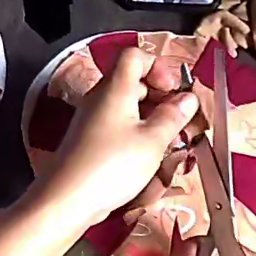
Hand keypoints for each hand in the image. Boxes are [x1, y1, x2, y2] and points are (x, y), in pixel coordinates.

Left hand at [35, 47, 197, 226]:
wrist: (67, 199)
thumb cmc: (110, 166)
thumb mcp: (153, 141)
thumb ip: (173, 116)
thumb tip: (188, 99)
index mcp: (115, 88)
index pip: (134, 56)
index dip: (158, 66)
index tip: (174, 90)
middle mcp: (100, 98)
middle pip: (133, 80)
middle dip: (160, 95)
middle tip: (179, 118)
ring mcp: (92, 118)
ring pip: (127, 105)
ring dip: (151, 116)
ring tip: (169, 139)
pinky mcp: (89, 139)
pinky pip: (117, 124)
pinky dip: (136, 131)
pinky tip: (148, 153)